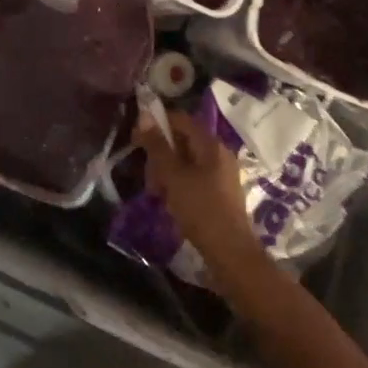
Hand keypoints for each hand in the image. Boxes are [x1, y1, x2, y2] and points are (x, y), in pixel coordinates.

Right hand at [133, 109, 260, 271]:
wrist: (230, 252)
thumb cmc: (200, 209)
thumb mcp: (173, 176)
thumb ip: (157, 146)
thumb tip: (144, 115)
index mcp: (210, 143)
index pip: (180, 119)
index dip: (157, 124)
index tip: (137, 141)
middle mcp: (219, 153)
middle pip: (183, 140)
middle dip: (161, 155)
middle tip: (149, 177)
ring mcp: (222, 173)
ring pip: (187, 161)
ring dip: (168, 172)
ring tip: (157, 193)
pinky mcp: (221, 192)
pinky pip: (195, 177)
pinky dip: (180, 184)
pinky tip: (172, 202)